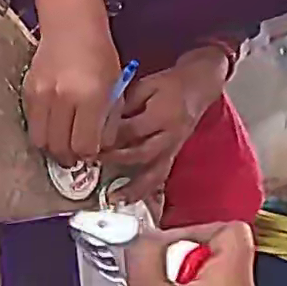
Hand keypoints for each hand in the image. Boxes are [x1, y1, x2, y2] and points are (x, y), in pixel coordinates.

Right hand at [25, 18, 120, 166]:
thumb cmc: (99, 55)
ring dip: (51, 147)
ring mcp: (41, 95)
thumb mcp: (115, 88)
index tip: (91, 153)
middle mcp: (63, 98)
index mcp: (90, 97)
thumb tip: (98, 149)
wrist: (70, 27)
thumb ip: (108, 122)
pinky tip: (53, 124)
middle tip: (75, 156)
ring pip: (40, 140)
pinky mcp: (27, 92)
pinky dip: (42, 130)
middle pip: (60, 147)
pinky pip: (32, 124)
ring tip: (62, 143)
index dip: (88, 155)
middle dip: (69, 157)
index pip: (84, 145)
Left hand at [103, 47, 229, 201]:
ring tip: (113, 198)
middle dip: (115, 160)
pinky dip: (143, 191)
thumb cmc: (167, 85)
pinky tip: (127, 200)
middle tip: (92, 161)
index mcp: (162, 114)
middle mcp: (170, 136)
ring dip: (132, 187)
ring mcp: (173, 149)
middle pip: (140, 153)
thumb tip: (98, 121)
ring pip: (153, 173)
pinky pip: (159, 177)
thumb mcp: (144, 86)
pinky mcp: (173, 156)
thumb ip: (124, 103)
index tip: (88, 138)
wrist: (198, 87)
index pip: (131, 129)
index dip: (109, 136)